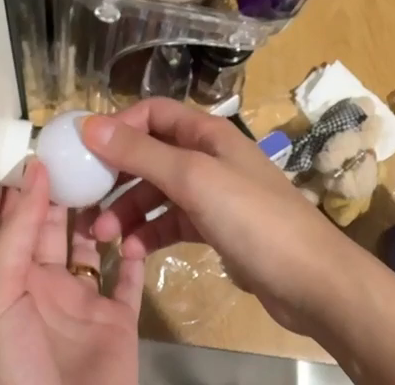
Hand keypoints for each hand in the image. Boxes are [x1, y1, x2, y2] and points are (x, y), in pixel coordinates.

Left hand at [0, 161, 142, 384]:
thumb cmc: (14, 366)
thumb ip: (16, 233)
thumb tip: (33, 169)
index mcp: (10, 278)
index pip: (17, 218)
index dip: (29, 181)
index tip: (50, 139)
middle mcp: (45, 283)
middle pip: (57, 223)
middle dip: (69, 186)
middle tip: (93, 146)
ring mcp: (83, 301)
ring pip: (93, 243)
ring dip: (104, 211)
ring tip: (121, 173)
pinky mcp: (118, 320)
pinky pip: (128, 277)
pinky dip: (134, 251)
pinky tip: (142, 222)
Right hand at [81, 99, 364, 334]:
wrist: (310, 280)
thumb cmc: (252, 217)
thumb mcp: (193, 178)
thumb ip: (141, 152)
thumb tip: (90, 124)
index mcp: (207, 133)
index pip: (153, 114)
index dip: (118, 128)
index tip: (84, 152)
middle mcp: (208, 156)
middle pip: (150, 154)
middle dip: (115, 176)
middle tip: (84, 201)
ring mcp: (213, 194)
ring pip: (157, 192)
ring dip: (126, 209)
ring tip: (102, 236)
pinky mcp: (215, 229)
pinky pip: (170, 222)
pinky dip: (148, 233)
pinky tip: (131, 252)